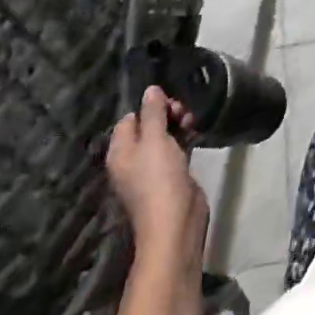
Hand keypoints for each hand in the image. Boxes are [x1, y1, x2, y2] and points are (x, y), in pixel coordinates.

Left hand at [107, 86, 208, 263]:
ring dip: (176, 124)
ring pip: (163, 137)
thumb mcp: (154, 138)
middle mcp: (133, 159)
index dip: (147, 107)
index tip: (166, 101)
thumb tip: (150, 89)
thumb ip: (152, 112)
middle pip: (147, 126)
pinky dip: (183, 138)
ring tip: (190, 118)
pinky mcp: (172, 177)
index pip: (129, 119)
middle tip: (181, 110)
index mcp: (120, 151)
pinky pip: (175, 150)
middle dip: (164, 113)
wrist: (176, 225)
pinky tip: (195, 130)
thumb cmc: (158, 178)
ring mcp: (153, 169)